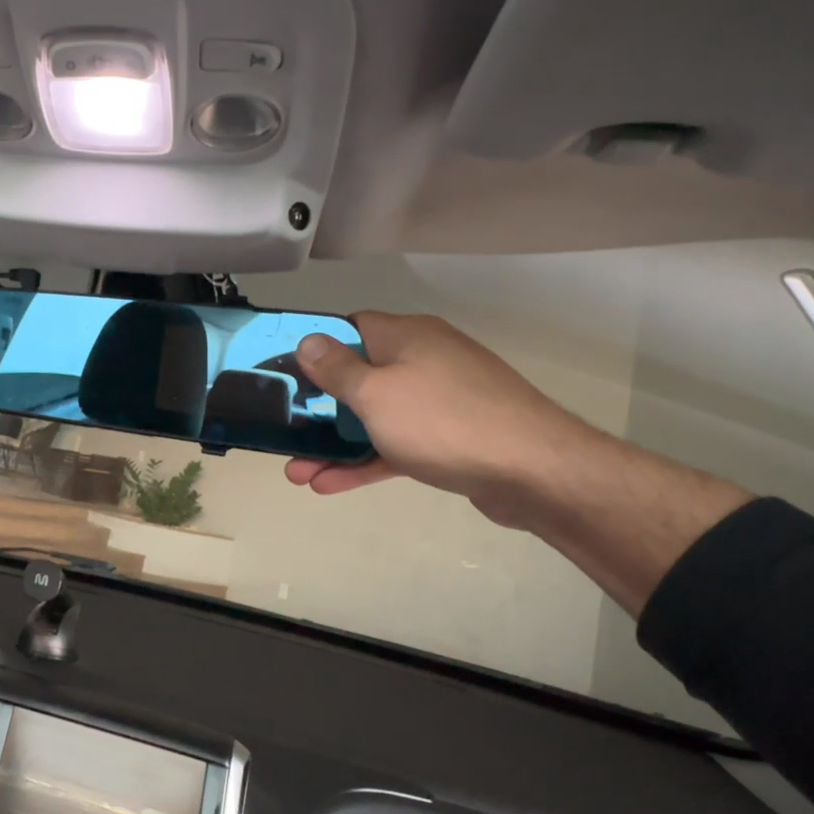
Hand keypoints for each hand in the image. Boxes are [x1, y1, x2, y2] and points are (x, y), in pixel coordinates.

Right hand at [284, 311, 749, 613]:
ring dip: (333, 445)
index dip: (311, 347)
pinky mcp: (448, 438)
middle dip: (316, 410)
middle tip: (282, 433)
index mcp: (405, 337)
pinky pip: (394, 444)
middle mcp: (422, 361)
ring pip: (372, 418)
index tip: (280, 372)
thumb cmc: (443, 421)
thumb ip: (335, 368)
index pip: (347, 328)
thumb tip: (308, 339)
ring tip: (296, 473)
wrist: (534, 472)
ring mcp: (438, 401)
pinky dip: (364, 462)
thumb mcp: (375, 393)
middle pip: (356, 378)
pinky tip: (329, 485)